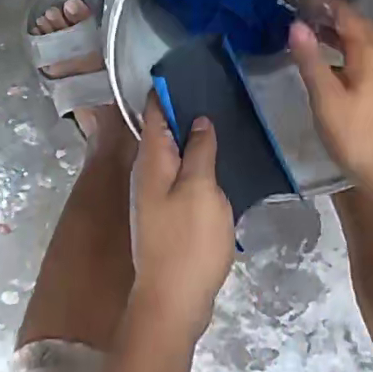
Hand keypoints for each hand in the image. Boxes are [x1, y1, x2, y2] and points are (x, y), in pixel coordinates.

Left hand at [129, 96, 236, 343]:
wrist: (174, 302)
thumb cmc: (188, 241)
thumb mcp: (201, 188)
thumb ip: (200, 151)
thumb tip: (199, 120)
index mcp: (152, 160)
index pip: (154, 112)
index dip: (167, 89)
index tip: (190, 69)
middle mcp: (149, 173)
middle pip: (163, 131)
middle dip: (185, 110)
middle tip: (218, 89)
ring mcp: (157, 196)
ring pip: (175, 154)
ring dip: (194, 137)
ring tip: (224, 119)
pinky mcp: (169, 215)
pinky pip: (183, 176)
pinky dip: (198, 163)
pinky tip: (221, 161)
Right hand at [288, 0, 372, 190]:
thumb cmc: (359, 136)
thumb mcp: (327, 98)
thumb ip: (311, 61)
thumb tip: (296, 26)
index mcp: (369, 55)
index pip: (349, 16)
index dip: (326, 5)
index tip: (302, 1)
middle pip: (359, 28)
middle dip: (333, 17)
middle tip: (305, 16)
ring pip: (363, 46)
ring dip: (339, 36)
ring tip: (313, 37)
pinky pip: (364, 62)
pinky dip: (345, 55)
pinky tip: (330, 70)